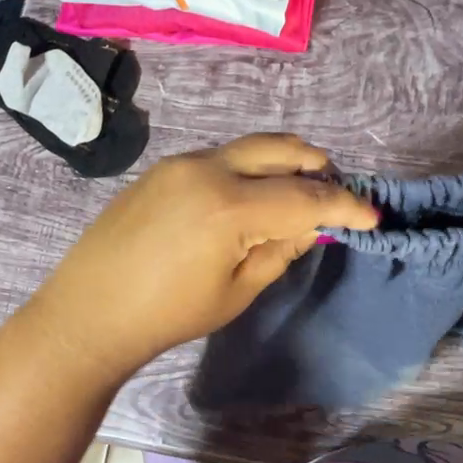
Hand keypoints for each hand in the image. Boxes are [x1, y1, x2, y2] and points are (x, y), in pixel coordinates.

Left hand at [25, 134, 376, 374]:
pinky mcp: (163, 167)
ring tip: (300, 189)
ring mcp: (181, 162)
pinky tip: (252, 196)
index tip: (372, 215)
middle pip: (281, 149)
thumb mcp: (236, 292)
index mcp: (230, 207)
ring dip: (284, 161)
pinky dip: (250, 167)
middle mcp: (208, 169)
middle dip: (317, 166)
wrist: (90, 311)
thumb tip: (312, 224)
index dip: (344, 205)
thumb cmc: (167, 315)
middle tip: (337, 191)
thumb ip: (280, 250)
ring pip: (250, 147)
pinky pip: (222, 156)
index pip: (305, 196)